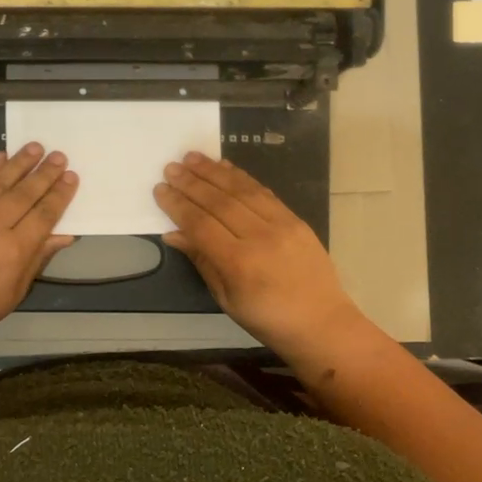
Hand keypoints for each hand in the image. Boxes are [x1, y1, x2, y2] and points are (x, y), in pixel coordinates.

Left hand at [0, 143, 77, 350]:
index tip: (71, 177)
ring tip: (35, 147)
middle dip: (43, 174)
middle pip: (24, 194)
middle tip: (59, 155)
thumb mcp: (15, 291)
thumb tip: (63, 235)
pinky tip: (0, 157)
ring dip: (19, 163)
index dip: (59, 196)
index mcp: (13, 252)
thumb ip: (37, 259)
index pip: (43, 215)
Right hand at [155, 152, 360, 353]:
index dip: (178, 205)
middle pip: (219, 202)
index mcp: (239, 263)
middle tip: (170, 168)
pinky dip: (242, 178)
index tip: (160, 190)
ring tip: (192, 157)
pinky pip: (264, 193)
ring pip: (242, 191)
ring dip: (214, 172)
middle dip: (191, 183)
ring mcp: (282, 225)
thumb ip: (202, 260)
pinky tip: (225, 167)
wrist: (321, 323)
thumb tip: (174, 234)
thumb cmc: (267, 319)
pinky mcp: (296, 220)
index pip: (201, 225)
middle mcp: (260, 238)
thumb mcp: (226, 297)